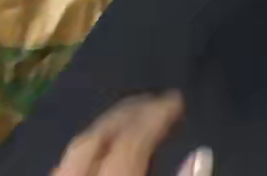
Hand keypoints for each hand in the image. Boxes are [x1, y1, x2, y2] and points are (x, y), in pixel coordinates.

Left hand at [52, 91, 212, 175]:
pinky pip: (63, 165)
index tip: (179, 98)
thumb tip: (203, 152)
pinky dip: (86, 150)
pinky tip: (100, 151)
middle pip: (98, 136)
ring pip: (75, 149)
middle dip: (129, 111)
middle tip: (157, 100)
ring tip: (131, 119)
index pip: (132, 139)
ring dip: (105, 127)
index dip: (156, 115)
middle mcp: (75, 174)